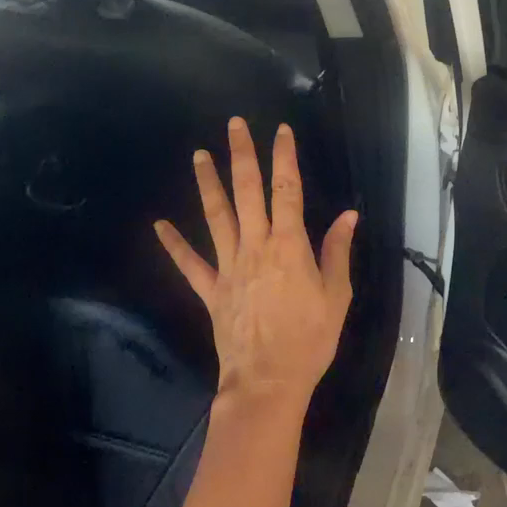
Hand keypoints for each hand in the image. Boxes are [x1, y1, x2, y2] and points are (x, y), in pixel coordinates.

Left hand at [155, 118, 358, 412]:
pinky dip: (174, 245)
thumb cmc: (311, 339)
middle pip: (247, 193)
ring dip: (207, 184)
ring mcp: (229, 268)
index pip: (287, 191)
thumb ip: (337, 252)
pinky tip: (159, 226)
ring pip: (216, 217)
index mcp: (290, 246)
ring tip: (198, 155)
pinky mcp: (211, 291)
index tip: (281, 130)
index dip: (284, 158)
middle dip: (241, 156)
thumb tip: (348, 215)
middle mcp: (256, 247)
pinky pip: (190, 264)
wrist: (269, 381)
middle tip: (234, 125)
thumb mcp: (336, 296)